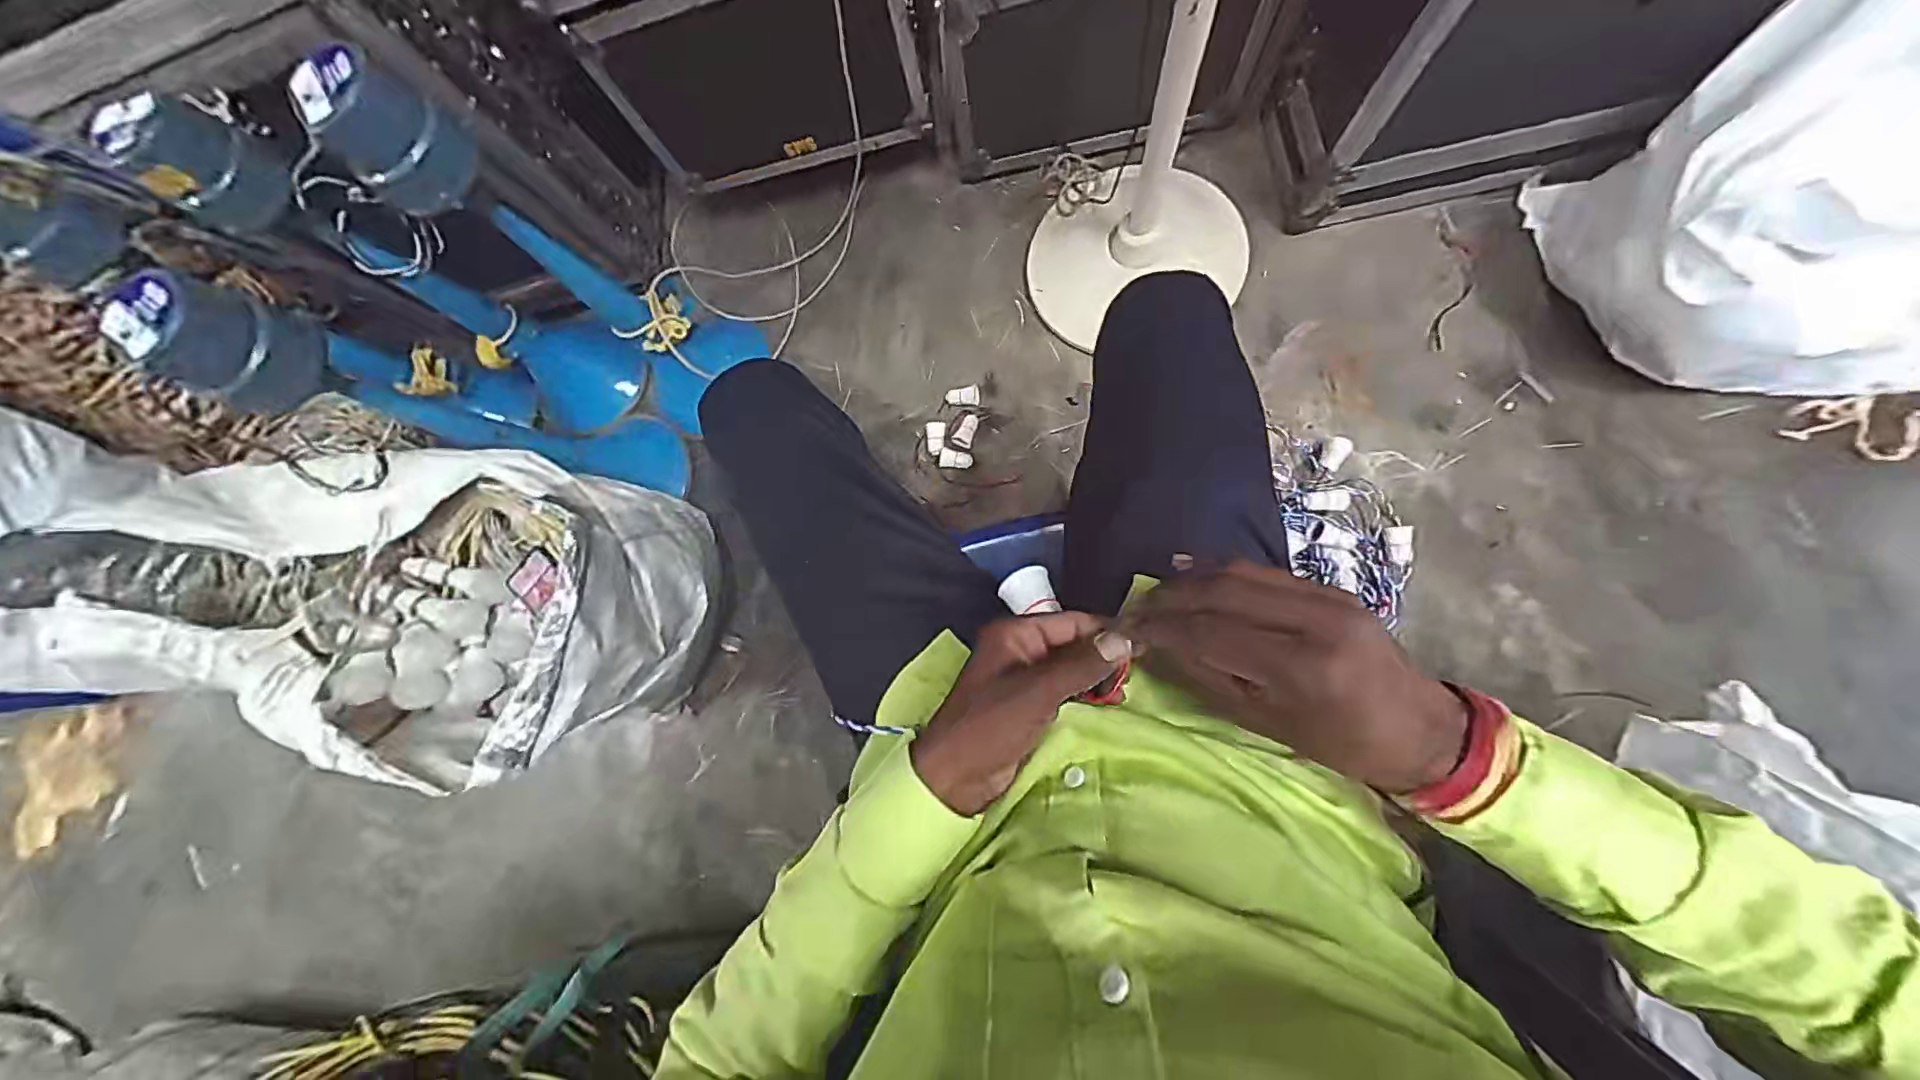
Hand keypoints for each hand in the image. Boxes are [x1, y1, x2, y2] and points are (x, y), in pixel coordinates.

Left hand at [910, 613, 1132, 815]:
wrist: (954, 778)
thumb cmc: (989, 727)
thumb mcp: (1038, 692)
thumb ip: (1081, 665)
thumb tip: (1124, 638)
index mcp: (1015, 634)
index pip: (1071, 621)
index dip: (1106, 631)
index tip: (1143, 644)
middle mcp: (1020, 649)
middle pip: (1073, 643)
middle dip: (1104, 656)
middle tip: (1136, 675)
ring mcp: (1025, 678)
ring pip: (1073, 667)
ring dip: (1098, 677)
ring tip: (1123, 693)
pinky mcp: (1031, 704)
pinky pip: (1066, 690)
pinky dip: (1087, 694)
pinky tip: (1108, 703)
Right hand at [1123, 559, 1466, 792]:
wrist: (1420, 729)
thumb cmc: (1340, 743)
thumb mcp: (1266, 722)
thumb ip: (1208, 677)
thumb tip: (1159, 644)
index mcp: (1302, 666)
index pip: (1211, 632)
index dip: (1161, 628)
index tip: (1126, 628)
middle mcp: (1316, 619)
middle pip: (1222, 590)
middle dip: (1170, 596)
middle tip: (1136, 607)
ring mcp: (1328, 596)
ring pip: (1241, 571)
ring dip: (1191, 579)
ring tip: (1157, 592)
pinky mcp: (1331, 587)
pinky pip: (1263, 572)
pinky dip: (1221, 572)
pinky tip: (1192, 574)